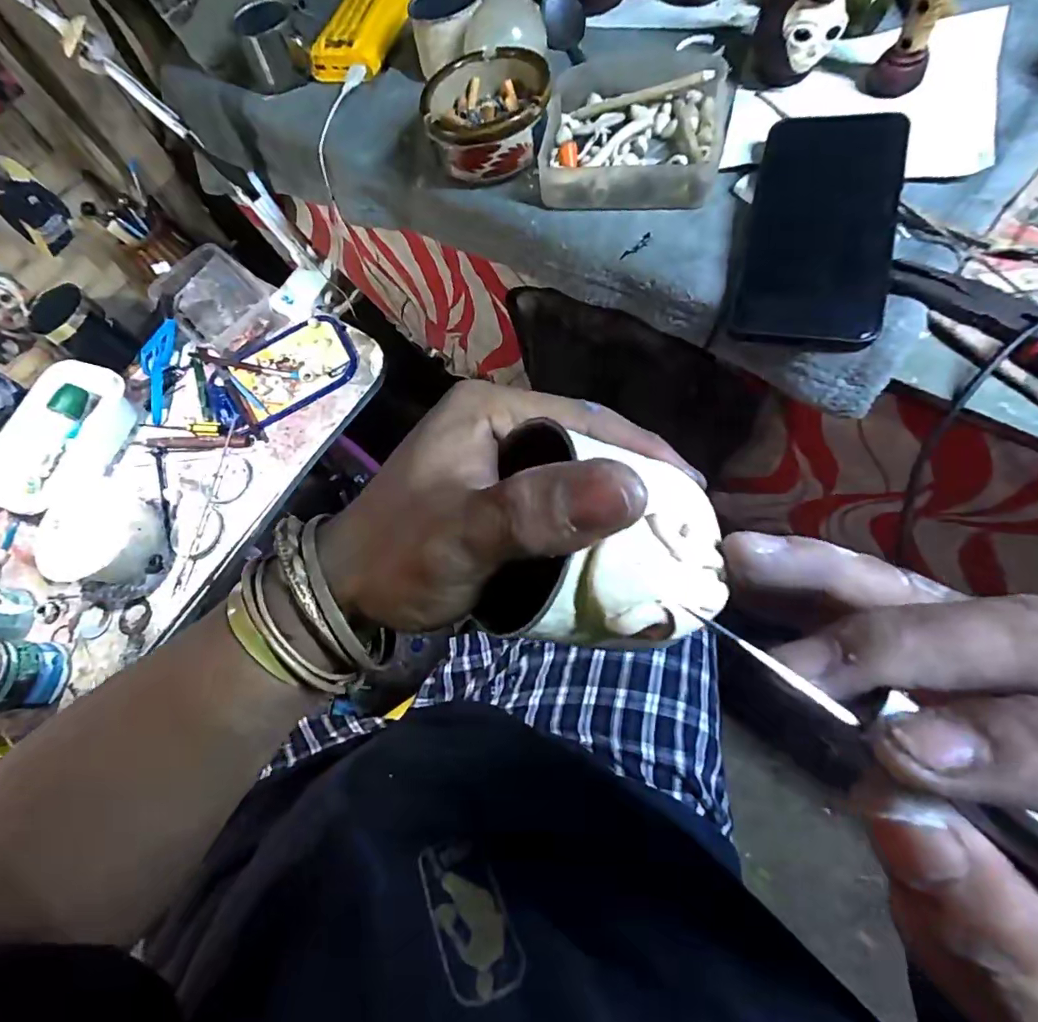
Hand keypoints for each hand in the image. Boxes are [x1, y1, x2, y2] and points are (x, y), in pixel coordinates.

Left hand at [317, 382, 692, 632]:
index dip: (645, 452)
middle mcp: (490, 425)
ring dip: (607, 506)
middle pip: (582, 445)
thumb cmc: (399, 559)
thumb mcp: (467, 534)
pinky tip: (604, 550)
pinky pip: (547, 503)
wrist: (343, 595)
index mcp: (486, 410)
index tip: (694, 494)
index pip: (586, 417)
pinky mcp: (485, 497)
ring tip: (655, 539)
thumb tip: (635, 490)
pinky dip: (577, 525)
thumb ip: (539, 510)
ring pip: (567, 476)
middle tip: (682, 523)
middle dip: (632, 482)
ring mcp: (486, 461)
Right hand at [724, 532, 1037, 1021]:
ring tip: (745, 564)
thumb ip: (1003, 932)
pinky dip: (822, 579)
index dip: (1034, 744)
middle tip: (797, 675)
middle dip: (907, 650)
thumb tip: (892, 813)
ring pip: (962, 597)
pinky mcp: (979, 652)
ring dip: (840, 580)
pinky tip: (756, 564)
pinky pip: (902, 597)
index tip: (896, 754)